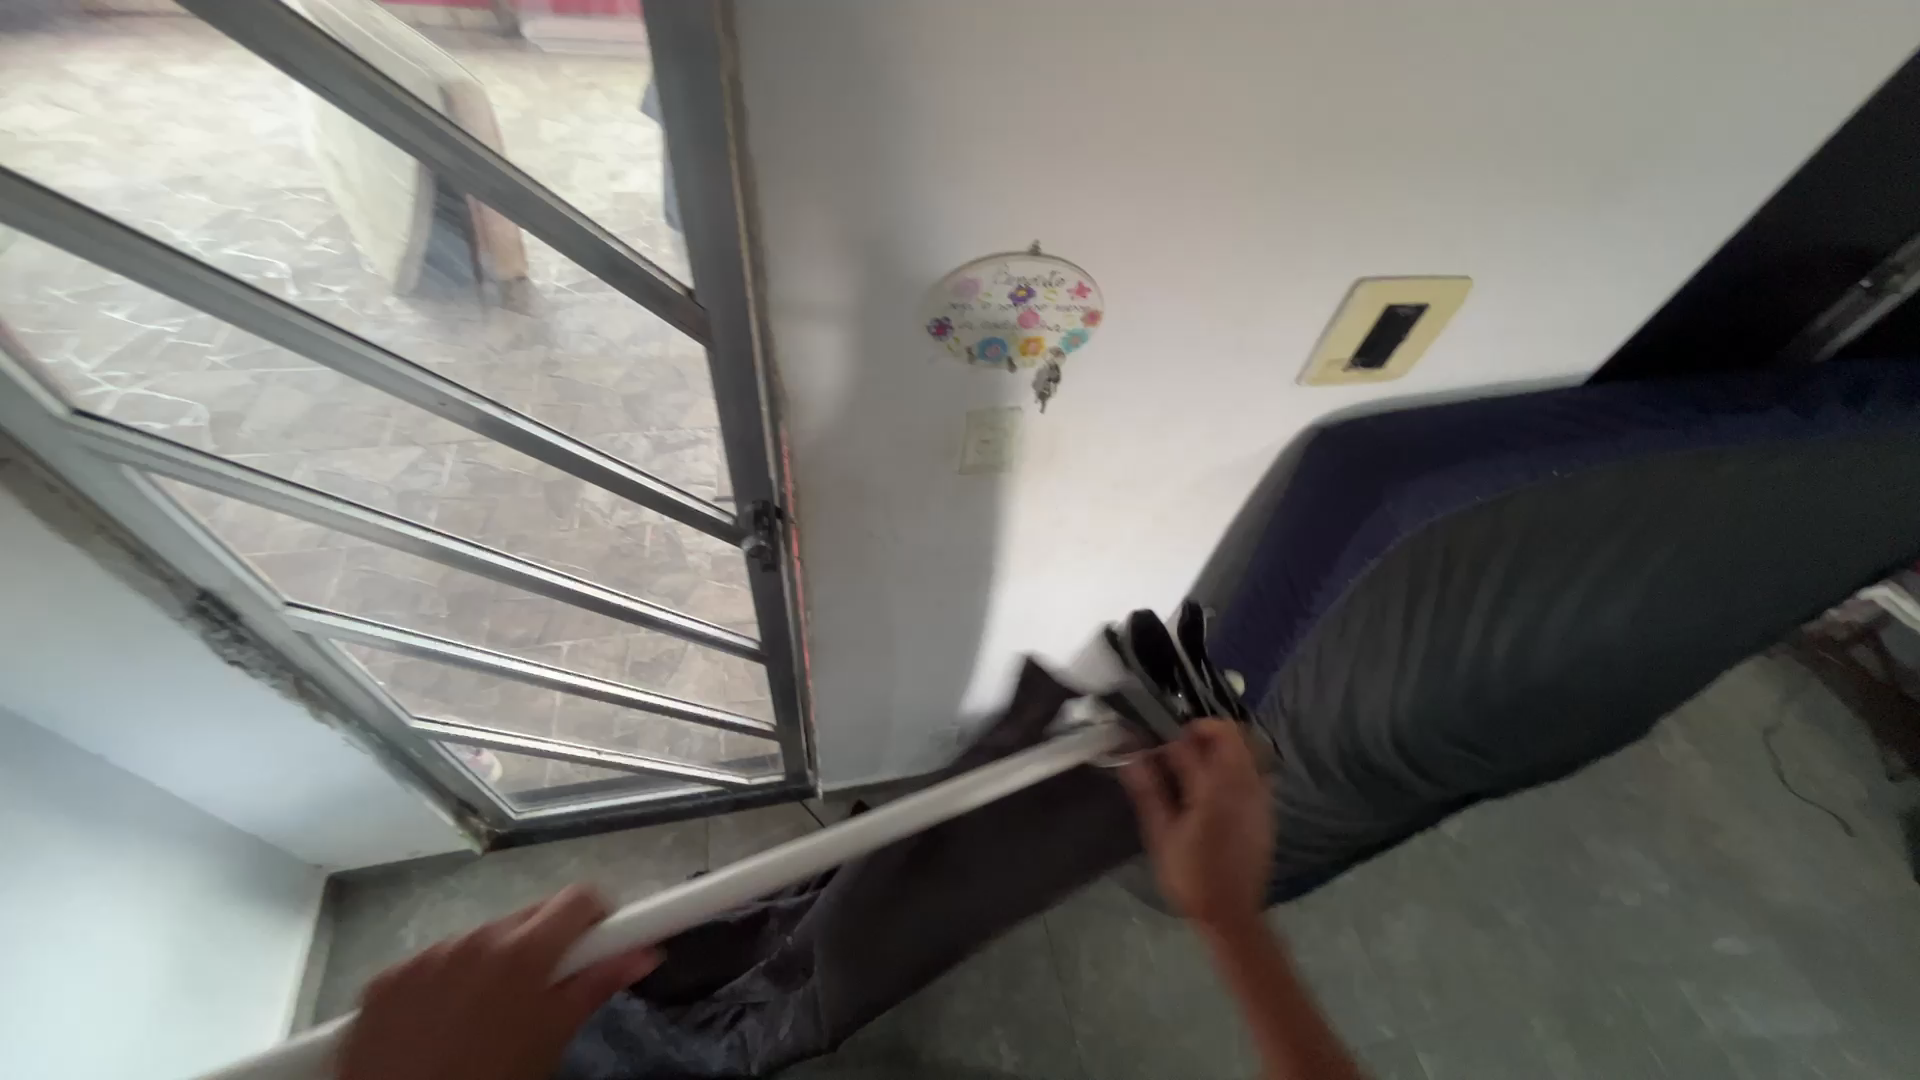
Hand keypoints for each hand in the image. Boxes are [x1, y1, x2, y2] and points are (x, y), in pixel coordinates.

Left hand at [338, 885, 660, 1079]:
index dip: (596, 915)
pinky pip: (434, 959)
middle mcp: (477, 937)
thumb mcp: (551, 1039)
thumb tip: (645, 953)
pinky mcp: (385, 978)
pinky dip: (447, 978)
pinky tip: (441, 1022)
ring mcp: (426, 956)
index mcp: (525, 952)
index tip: (598, 941)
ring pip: (484, 935)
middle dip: (546, 940)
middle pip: (532, 914)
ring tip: (487, 1013)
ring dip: (496, 958)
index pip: (580, 897)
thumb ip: (597, 985)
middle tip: (546, 987)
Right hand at [1118, 718, 1273, 932]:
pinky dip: (1233, 768)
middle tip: (1176, 755)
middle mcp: (1244, 784)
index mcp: (1216, 787)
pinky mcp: (1266, 812)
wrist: (1231, 916)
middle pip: (1231, 734)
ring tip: (1192, 773)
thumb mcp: (1160, 834)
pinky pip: (1253, 772)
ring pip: (1245, 751)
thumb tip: (1132, 757)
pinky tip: (1212, 794)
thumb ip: (1148, 791)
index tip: (1153, 753)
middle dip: (1201, 735)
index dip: (1169, 740)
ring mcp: (1260, 797)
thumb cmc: (1190, 876)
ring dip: (1218, 750)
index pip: (1194, 741)